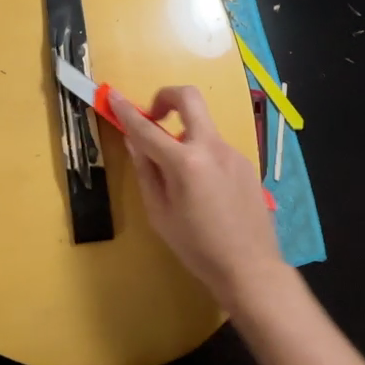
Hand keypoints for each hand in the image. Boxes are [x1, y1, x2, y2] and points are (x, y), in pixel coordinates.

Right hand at [111, 86, 283, 308]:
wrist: (251, 269)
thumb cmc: (197, 248)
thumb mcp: (159, 214)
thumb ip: (145, 171)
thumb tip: (134, 141)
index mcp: (185, 163)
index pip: (147, 128)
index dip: (126, 110)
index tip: (112, 95)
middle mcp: (210, 147)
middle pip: (188, 97)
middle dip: (166, 96)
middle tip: (154, 116)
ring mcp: (232, 152)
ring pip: (202, 125)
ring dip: (184, 133)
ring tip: (180, 173)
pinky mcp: (246, 162)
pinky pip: (215, 146)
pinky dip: (201, 153)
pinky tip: (204, 188)